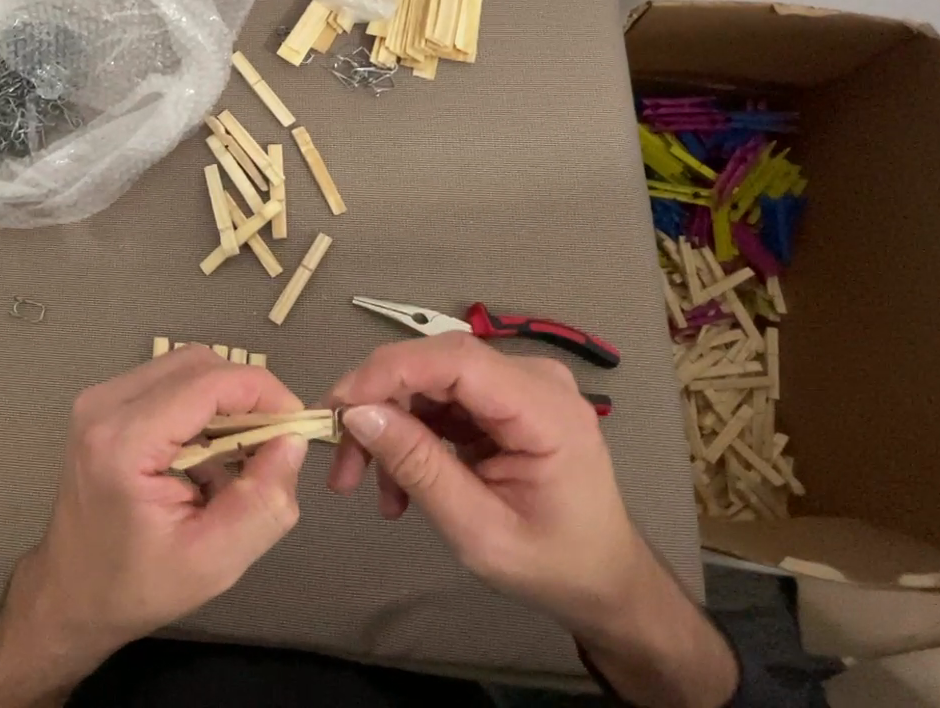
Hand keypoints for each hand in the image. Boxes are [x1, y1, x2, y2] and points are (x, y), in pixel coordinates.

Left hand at [0, 347, 307, 706]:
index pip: (208, 382)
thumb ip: (263, 501)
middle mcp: (104, 404)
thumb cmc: (136, 584)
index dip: (263, 392)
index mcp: (124, 441)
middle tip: (273, 443)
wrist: (70, 592)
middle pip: (196, 364)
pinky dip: (198, 409)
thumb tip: (292, 440)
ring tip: (238, 459)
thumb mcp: (215, 560)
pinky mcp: (102, 404)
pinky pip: (165, 383)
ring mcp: (98, 399)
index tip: (299, 425)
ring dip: (222, 403)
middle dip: (245, 395)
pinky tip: (204, 460)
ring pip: (183, 369)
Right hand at [324, 334, 735, 706]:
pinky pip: (432, 399)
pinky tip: (395, 481)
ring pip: (422, 381)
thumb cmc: (553, 564)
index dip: (388, 372)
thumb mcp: (480, 531)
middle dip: (374, 405)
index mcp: (546, 411)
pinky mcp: (495, 399)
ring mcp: (513, 385)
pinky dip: (403, 434)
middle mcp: (532, 380)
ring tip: (363, 482)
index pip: (454, 360)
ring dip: (383, 425)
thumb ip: (419, 468)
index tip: (337, 409)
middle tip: (340, 458)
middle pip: (430, 365)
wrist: (601, 579)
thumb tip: (356, 414)